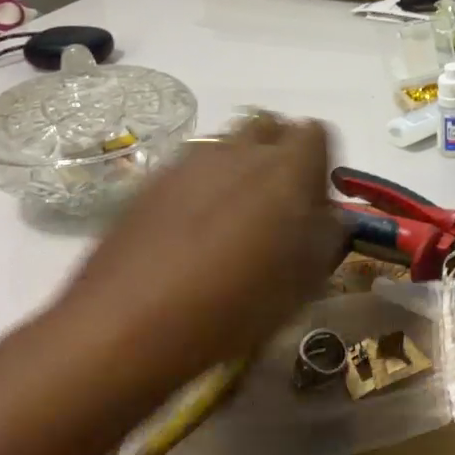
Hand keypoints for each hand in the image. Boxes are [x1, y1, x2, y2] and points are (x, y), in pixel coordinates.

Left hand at [55, 113, 345, 381]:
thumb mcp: (307, 278)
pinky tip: (191, 234)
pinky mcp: (147, 185)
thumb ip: (329, 235)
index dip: (321, 163)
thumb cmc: (236, 303)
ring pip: (226, 146)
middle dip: (278, 153)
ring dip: (237, 168)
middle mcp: (242, 151)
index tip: (316, 199)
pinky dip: (199, 189)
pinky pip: (188, 171)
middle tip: (277, 200)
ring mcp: (189, 164)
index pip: (318, 133)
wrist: (126, 327)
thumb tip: (329, 217)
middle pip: (269, 127)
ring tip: (232, 217)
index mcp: (290, 167)